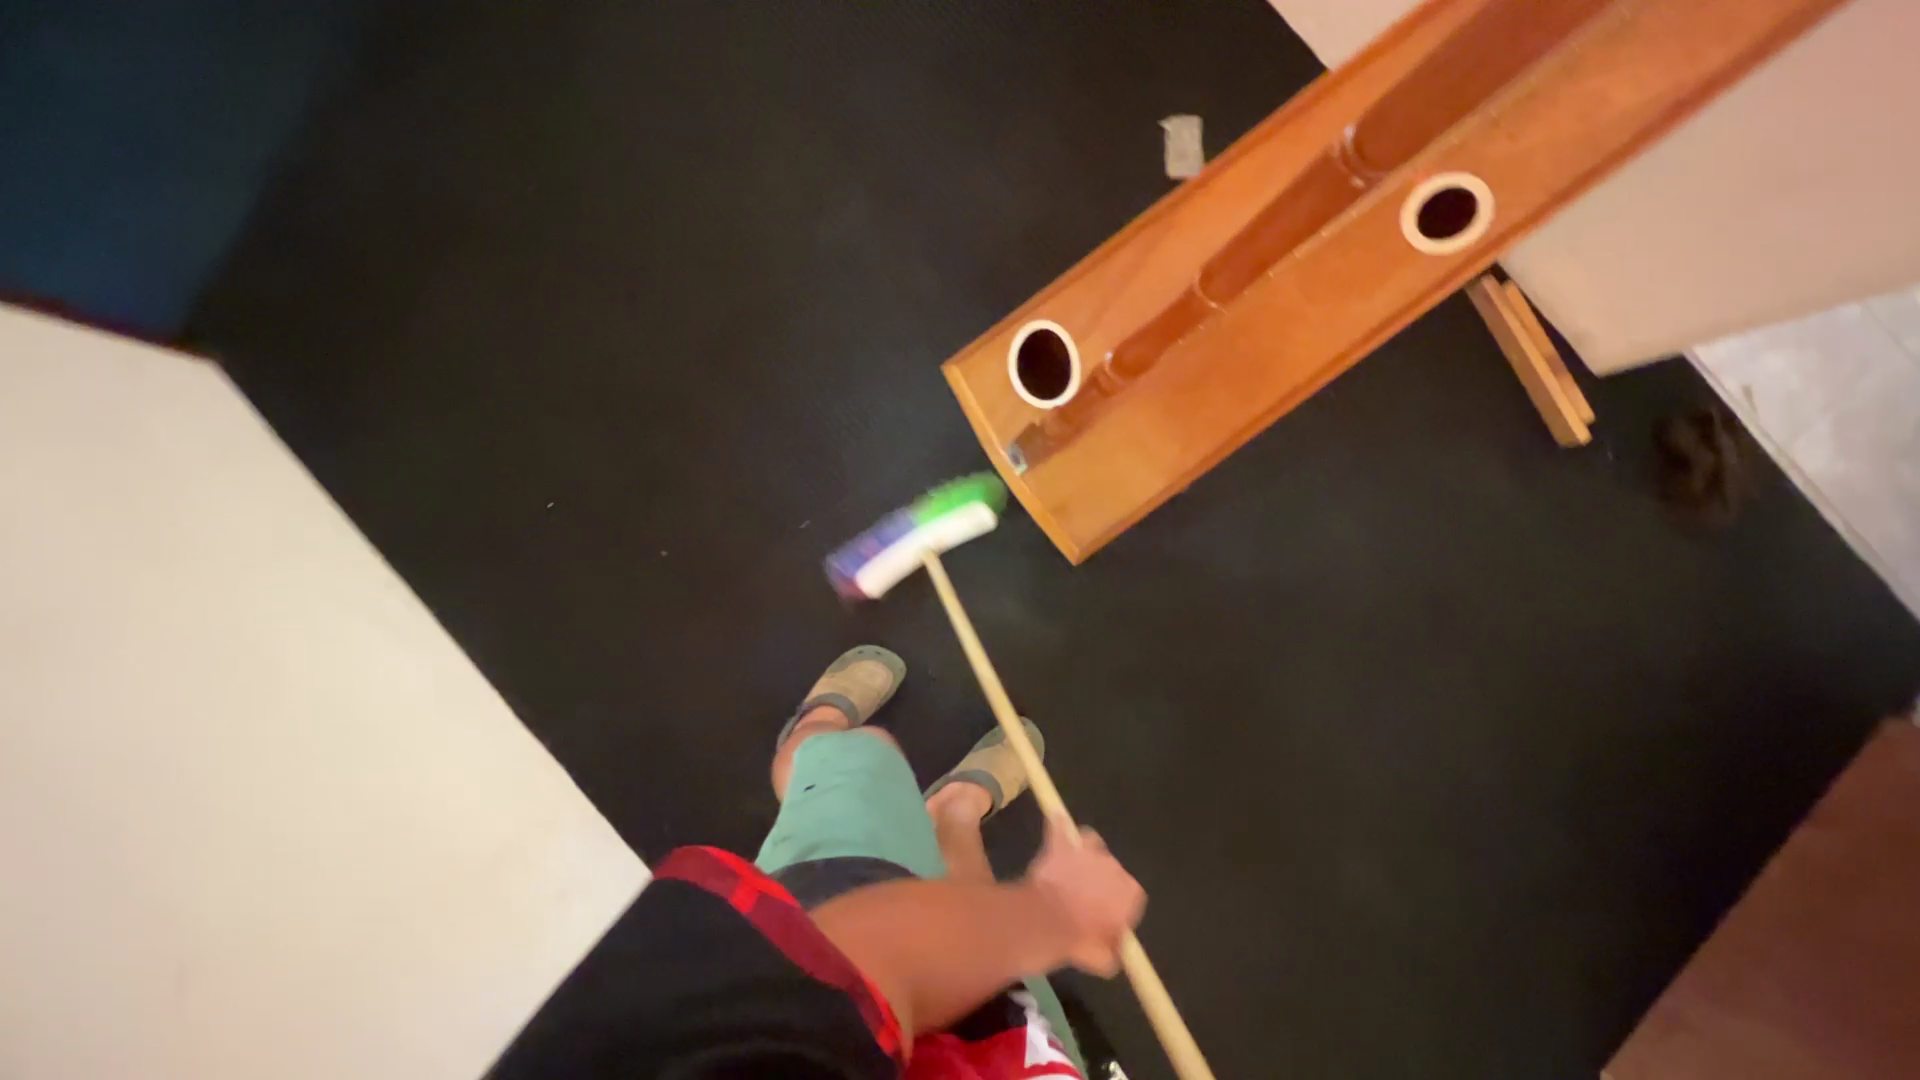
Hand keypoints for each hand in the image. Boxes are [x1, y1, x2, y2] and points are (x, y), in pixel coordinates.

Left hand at [1023, 821, 1145, 975]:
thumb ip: (1112, 952)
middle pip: (1112, 869)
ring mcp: (1087, 852)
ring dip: (1084, 853)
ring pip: (1091, 844)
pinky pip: (1061, 828)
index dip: (1117, 905)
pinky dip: (1059, 827)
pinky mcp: (1062, 844)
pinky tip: (1056, 824)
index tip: (1104, 916)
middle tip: (1082, 897)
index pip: (1131, 895)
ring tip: (1072, 867)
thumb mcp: (1102, 961)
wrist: (1045, 921)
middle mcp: (1114, 867)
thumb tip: (1112, 951)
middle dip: (1099, 881)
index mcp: (1129, 894)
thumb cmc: (1078, 942)